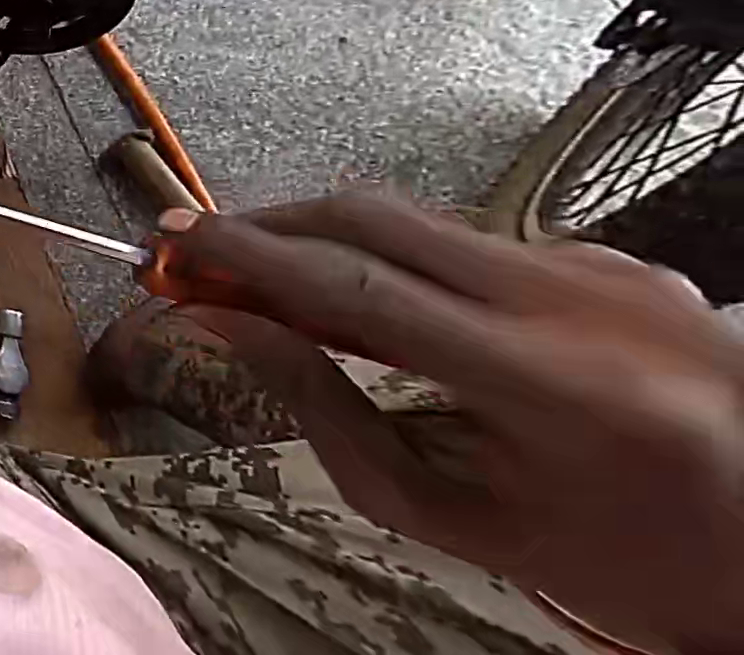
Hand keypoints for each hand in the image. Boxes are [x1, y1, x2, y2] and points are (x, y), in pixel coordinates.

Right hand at [157, 194, 743, 654]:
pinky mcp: (605, 256)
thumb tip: (216, 319)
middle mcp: (585, 302)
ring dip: (309, 235)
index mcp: (554, 388)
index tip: (171, 232)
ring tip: (256, 270)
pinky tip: (361, 293)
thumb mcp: (432, 505)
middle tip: (195, 247)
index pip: (354, 285)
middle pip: (370, 220)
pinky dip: (375, 253)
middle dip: (262, 224)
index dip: (245, 250)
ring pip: (404, 217)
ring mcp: (603, 267)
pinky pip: (450, 237)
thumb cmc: (597, 558)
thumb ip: (310, 400)